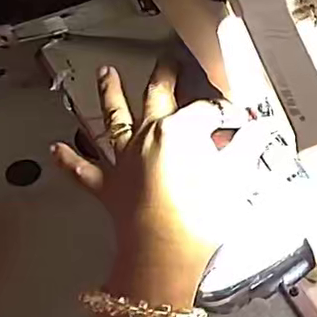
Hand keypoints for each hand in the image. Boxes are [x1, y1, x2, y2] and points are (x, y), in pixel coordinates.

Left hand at [51, 58, 236, 304]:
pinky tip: (58, 148)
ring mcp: (123, 161)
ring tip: (105, 75)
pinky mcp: (107, 187)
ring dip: (109, 95)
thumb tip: (258, 130)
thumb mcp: (235, 176)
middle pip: (156, 97)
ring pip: (113, 119)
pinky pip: (85, 169)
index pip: (208, 110)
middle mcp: (146, 137)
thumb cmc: (200, 216)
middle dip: (165, 77)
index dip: (227, 113)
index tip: (240, 120)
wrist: (165, 255)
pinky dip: (70, 159)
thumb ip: (246, 147)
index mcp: (178, 130)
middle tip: (168, 62)